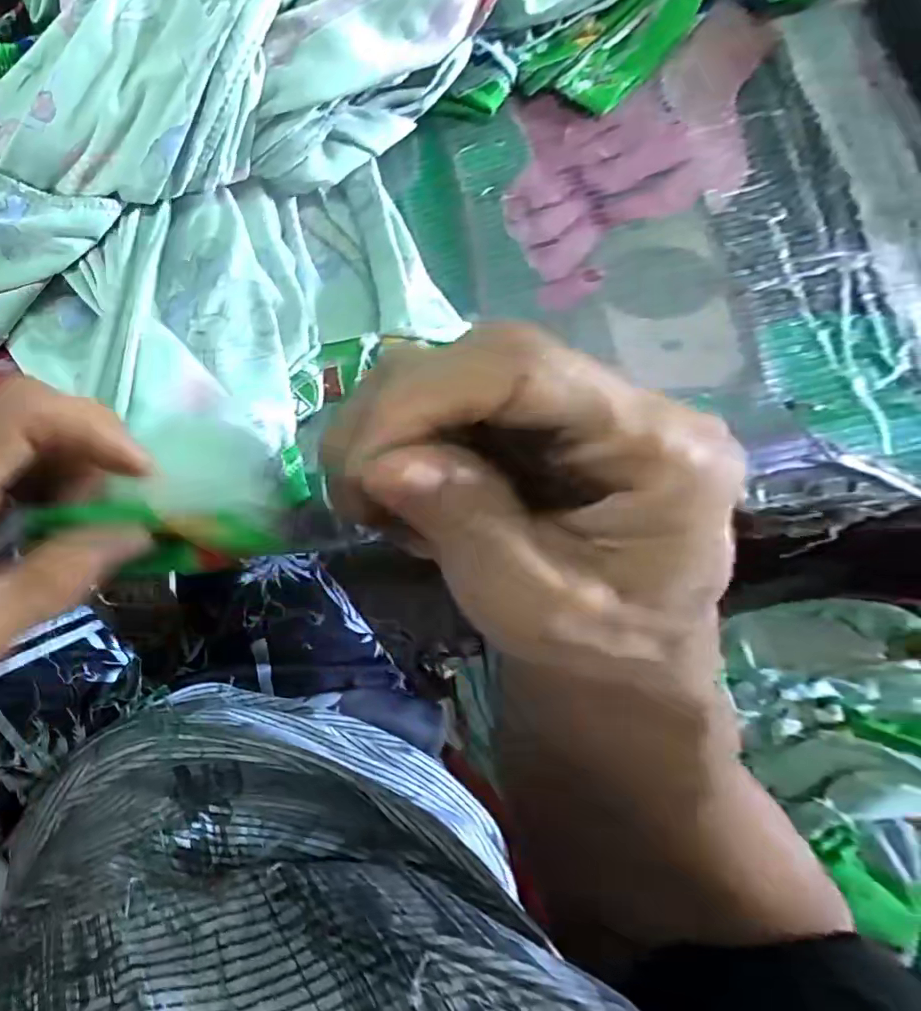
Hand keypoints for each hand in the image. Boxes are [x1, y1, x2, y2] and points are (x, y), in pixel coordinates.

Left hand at [0, 377, 152, 792]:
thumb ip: (60, 575)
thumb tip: (138, 532)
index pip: (22, 414)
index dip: (90, 426)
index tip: (142, 473)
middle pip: (25, 415)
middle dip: (86, 447)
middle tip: (120, 507)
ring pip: (22, 443)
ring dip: (71, 473)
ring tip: (94, 529)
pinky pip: (10, 477)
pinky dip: (50, 494)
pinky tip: (64, 532)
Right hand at [321, 322, 745, 689]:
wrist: (612, 654)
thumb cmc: (591, 642)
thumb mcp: (532, 604)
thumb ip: (469, 528)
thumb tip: (382, 466)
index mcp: (653, 444)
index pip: (519, 367)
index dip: (420, 399)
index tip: (365, 468)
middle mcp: (609, 401)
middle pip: (467, 356)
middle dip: (387, 419)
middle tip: (358, 495)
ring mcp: (552, 403)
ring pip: (429, 368)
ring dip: (373, 431)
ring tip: (370, 501)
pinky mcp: (506, 416)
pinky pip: (416, 397)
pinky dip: (376, 441)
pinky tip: (387, 489)